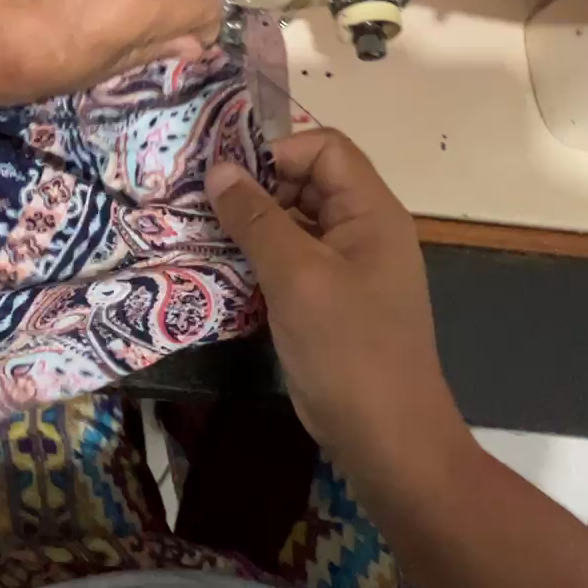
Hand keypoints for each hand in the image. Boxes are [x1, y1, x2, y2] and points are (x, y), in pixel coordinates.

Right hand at [205, 129, 471, 475]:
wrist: (386, 439)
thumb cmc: (348, 348)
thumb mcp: (296, 275)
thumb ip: (256, 218)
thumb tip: (218, 170)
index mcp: (370, 212)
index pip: (325, 148)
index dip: (278, 151)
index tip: (228, 175)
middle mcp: (360, 229)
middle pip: (306, 180)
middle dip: (256, 185)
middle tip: (204, 201)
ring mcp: (344, 265)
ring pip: (292, 219)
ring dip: (250, 221)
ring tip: (202, 229)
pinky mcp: (325, 296)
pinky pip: (288, 256)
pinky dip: (255, 254)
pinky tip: (219, 264)